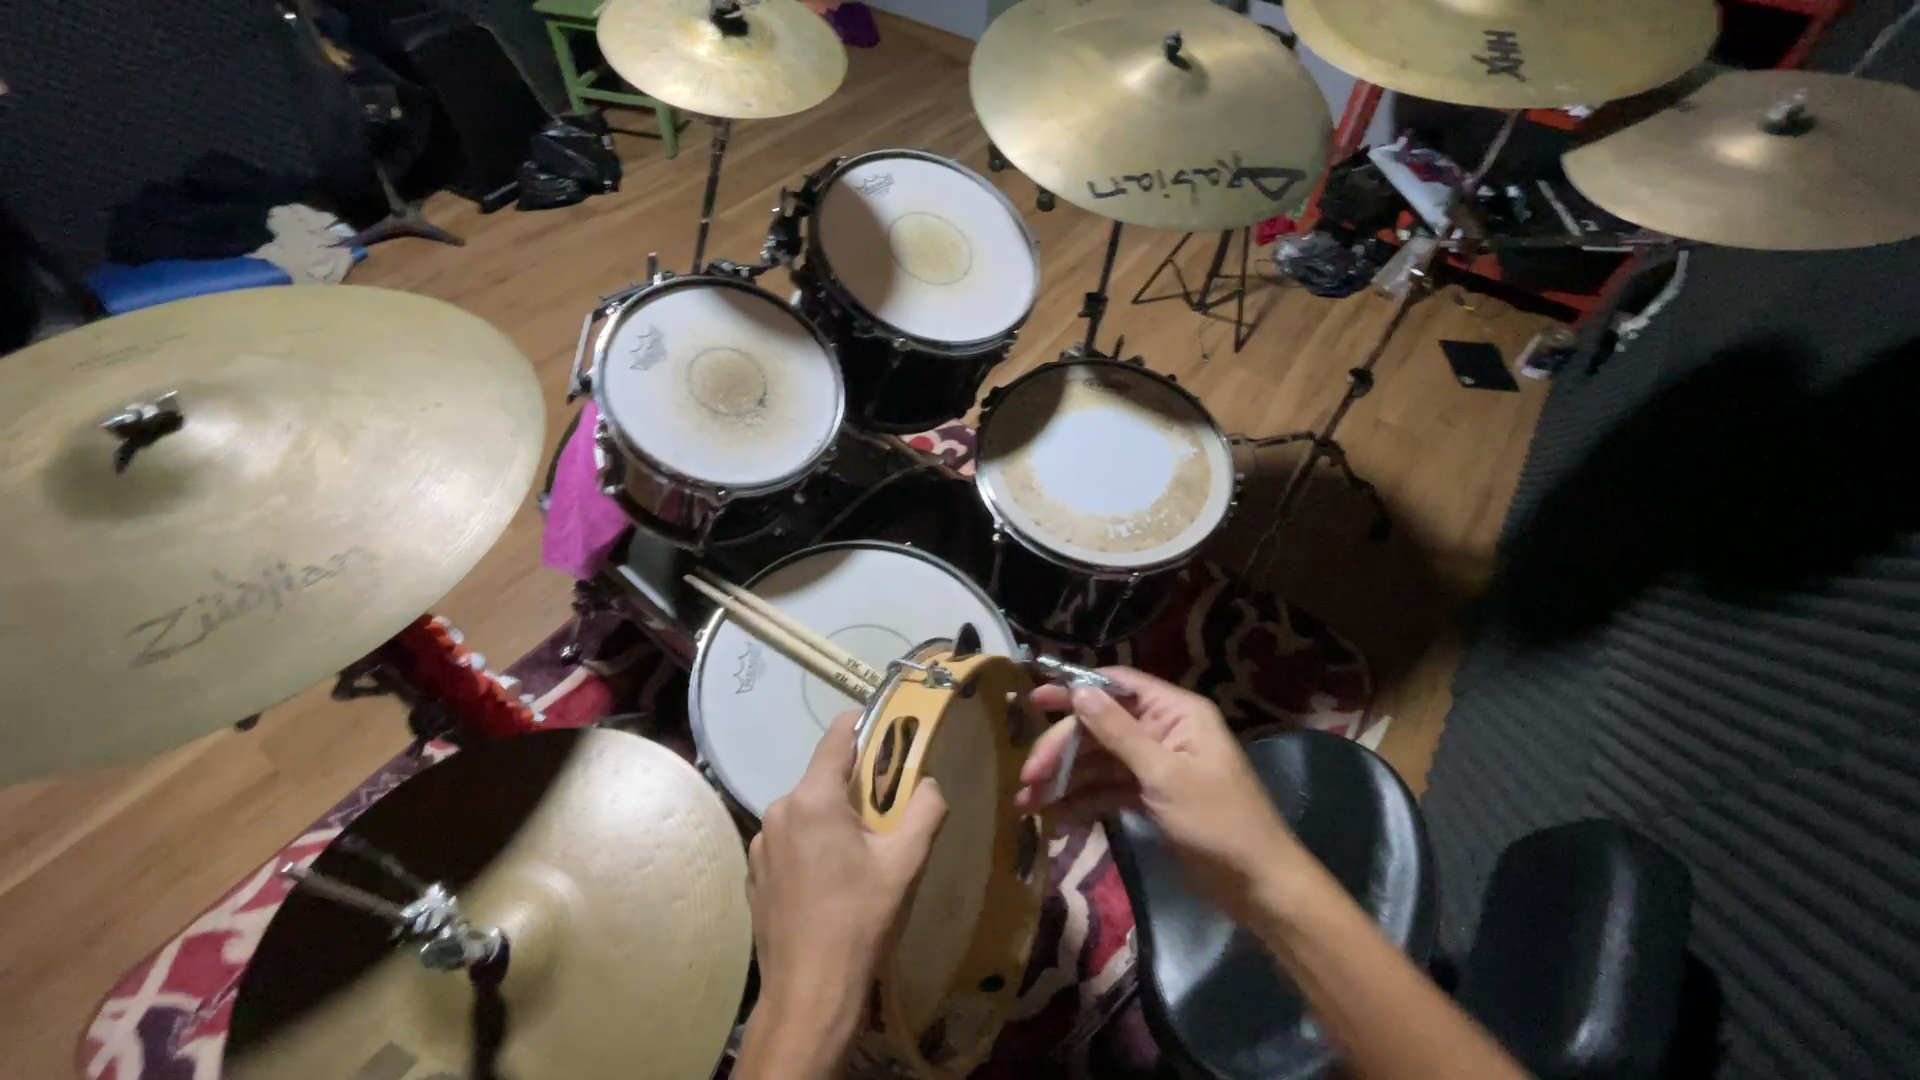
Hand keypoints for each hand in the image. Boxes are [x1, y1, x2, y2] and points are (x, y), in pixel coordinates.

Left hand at [738, 711, 947, 1077]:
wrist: (810, 991)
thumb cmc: (860, 919)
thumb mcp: (906, 863)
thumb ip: (925, 810)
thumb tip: (928, 783)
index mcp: (813, 799)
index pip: (837, 735)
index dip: (865, 725)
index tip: (890, 734)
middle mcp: (779, 810)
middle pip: (824, 776)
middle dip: (856, 784)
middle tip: (886, 811)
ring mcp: (760, 842)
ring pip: (806, 809)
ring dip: (833, 817)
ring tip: (859, 854)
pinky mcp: (755, 870)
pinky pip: (790, 838)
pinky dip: (812, 844)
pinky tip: (830, 881)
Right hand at [1017, 669, 1305, 924]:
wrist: (1260, 888)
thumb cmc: (1220, 823)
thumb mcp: (1166, 776)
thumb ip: (1119, 733)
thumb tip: (1080, 691)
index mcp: (1176, 713)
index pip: (1118, 686)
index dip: (1075, 690)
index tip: (1033, 701)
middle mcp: (1164, 732)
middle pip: (1100, 728)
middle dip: (1061, 752)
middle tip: (1026, 779)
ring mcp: (1156, 766)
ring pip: (1099, 762)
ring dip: (1065, 782)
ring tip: (1028, 806)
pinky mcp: (1151, 798)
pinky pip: (1108, 790)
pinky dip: (1084, 803)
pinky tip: (1056, 821)